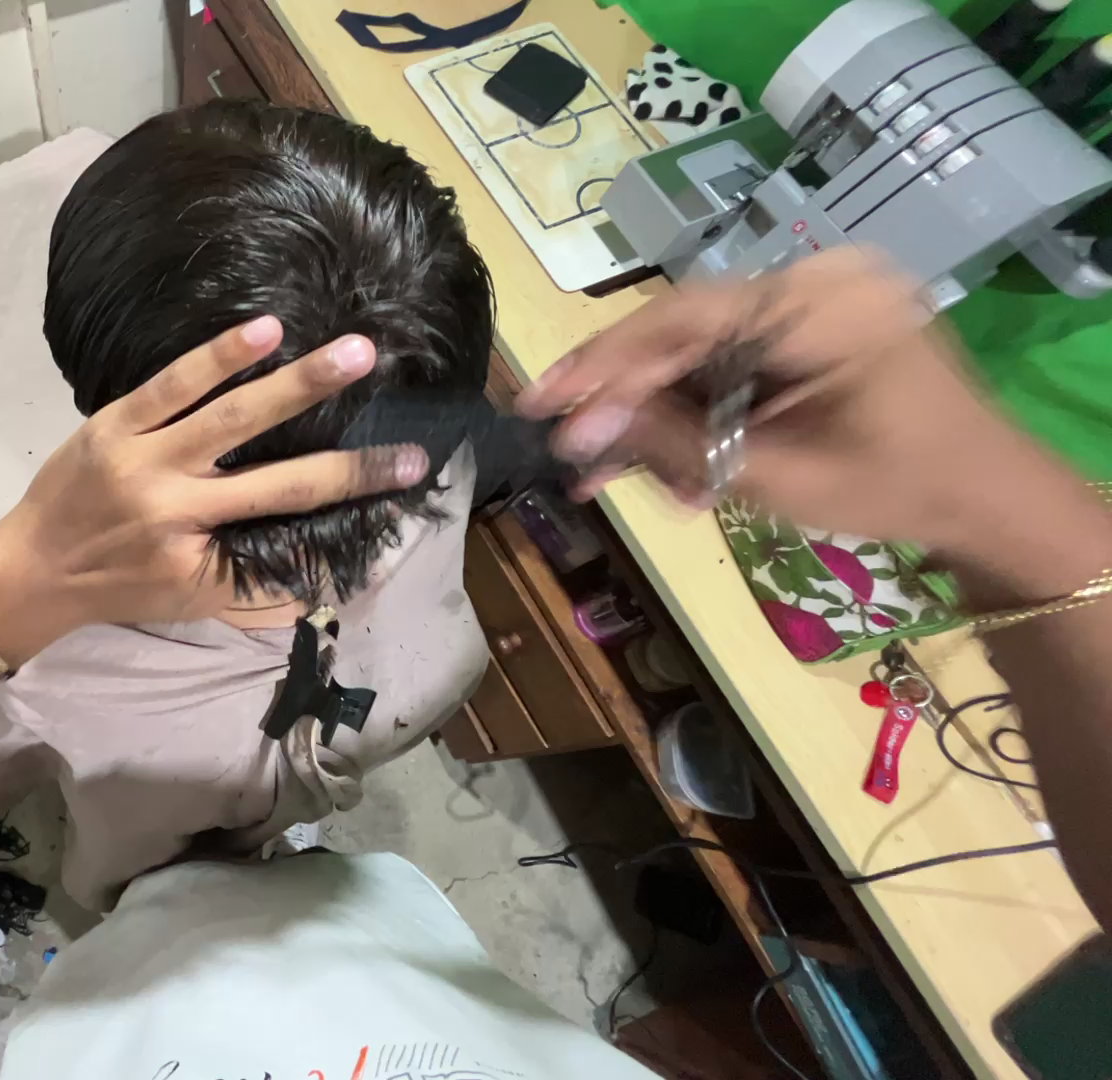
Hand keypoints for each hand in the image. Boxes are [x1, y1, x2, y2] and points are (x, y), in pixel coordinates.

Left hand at [0, 316, 428, 662]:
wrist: (32, 570)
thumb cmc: (117, 588)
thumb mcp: (189, 599)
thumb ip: (251, 577)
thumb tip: (321, 551)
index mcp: (199, 553)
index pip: (291, 522)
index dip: (354, 495)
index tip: (409, 470)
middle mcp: (178, 507)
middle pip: (278, 478)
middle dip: (350, 459)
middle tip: (410, 438)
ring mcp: (143, 458)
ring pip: (228, 417)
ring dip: (296, 385)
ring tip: (354, 351)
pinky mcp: (113, 424)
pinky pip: (171, 385)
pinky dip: (218, 357)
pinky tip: (264, 330)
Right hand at [515, 250, 1025, 548]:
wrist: (981, 500)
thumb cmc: (895, 487)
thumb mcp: (773, 472)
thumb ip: (670, 442)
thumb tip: (572, 431)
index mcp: (824, 303)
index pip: (681, 319)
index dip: (601, 364)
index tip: (541, 403)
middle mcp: (807, 288)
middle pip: (672, 340)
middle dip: (615, 404)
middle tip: (561, 446)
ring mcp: (798, 311)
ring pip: (681, 363)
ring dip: (644, 427)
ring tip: (604, 480)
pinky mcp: (789, 338)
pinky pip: (708, 375)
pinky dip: (681, 426)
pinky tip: (669, 474)